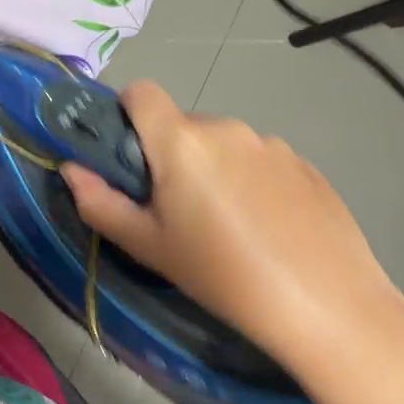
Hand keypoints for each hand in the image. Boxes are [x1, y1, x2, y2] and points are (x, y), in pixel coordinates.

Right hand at [60, 81, 403, 365]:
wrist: (332, 311)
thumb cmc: (224, 276)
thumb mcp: (148, 246)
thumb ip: (99, 203)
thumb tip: (71, 170)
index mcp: (180, 140)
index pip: (139, 92)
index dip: (125, 115)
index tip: (128, 160)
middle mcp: (225, 128)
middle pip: (179, 124)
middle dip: (169, 154)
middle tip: (175, 210)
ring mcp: (272, 145)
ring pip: (221, 144)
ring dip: (211, 168)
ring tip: (227, 226)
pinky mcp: (307, 166)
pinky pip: (259, 161)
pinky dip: (250, 182)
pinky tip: (266, 230)